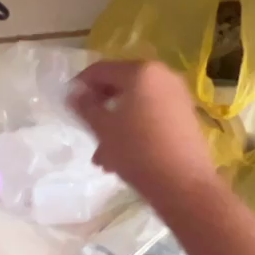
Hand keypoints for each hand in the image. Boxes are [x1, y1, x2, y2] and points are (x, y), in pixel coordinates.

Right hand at [69, 60, 218, 202]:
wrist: (184, 184)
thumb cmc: (137, 151)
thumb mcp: (104, 129)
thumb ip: (86, 107)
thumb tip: (74, 94)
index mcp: (141, 72)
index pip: (101, 70)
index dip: (81, 85)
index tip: (68, 104)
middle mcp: (163, 76)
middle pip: (121, 86)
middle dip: (101, 109)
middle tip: (88, 131)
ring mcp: (178, 96)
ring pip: (137, 105)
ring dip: (116, 126)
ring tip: (104, 156)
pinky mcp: (186, 116)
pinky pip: (152, 116)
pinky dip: (136, 129)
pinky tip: (125, 157)